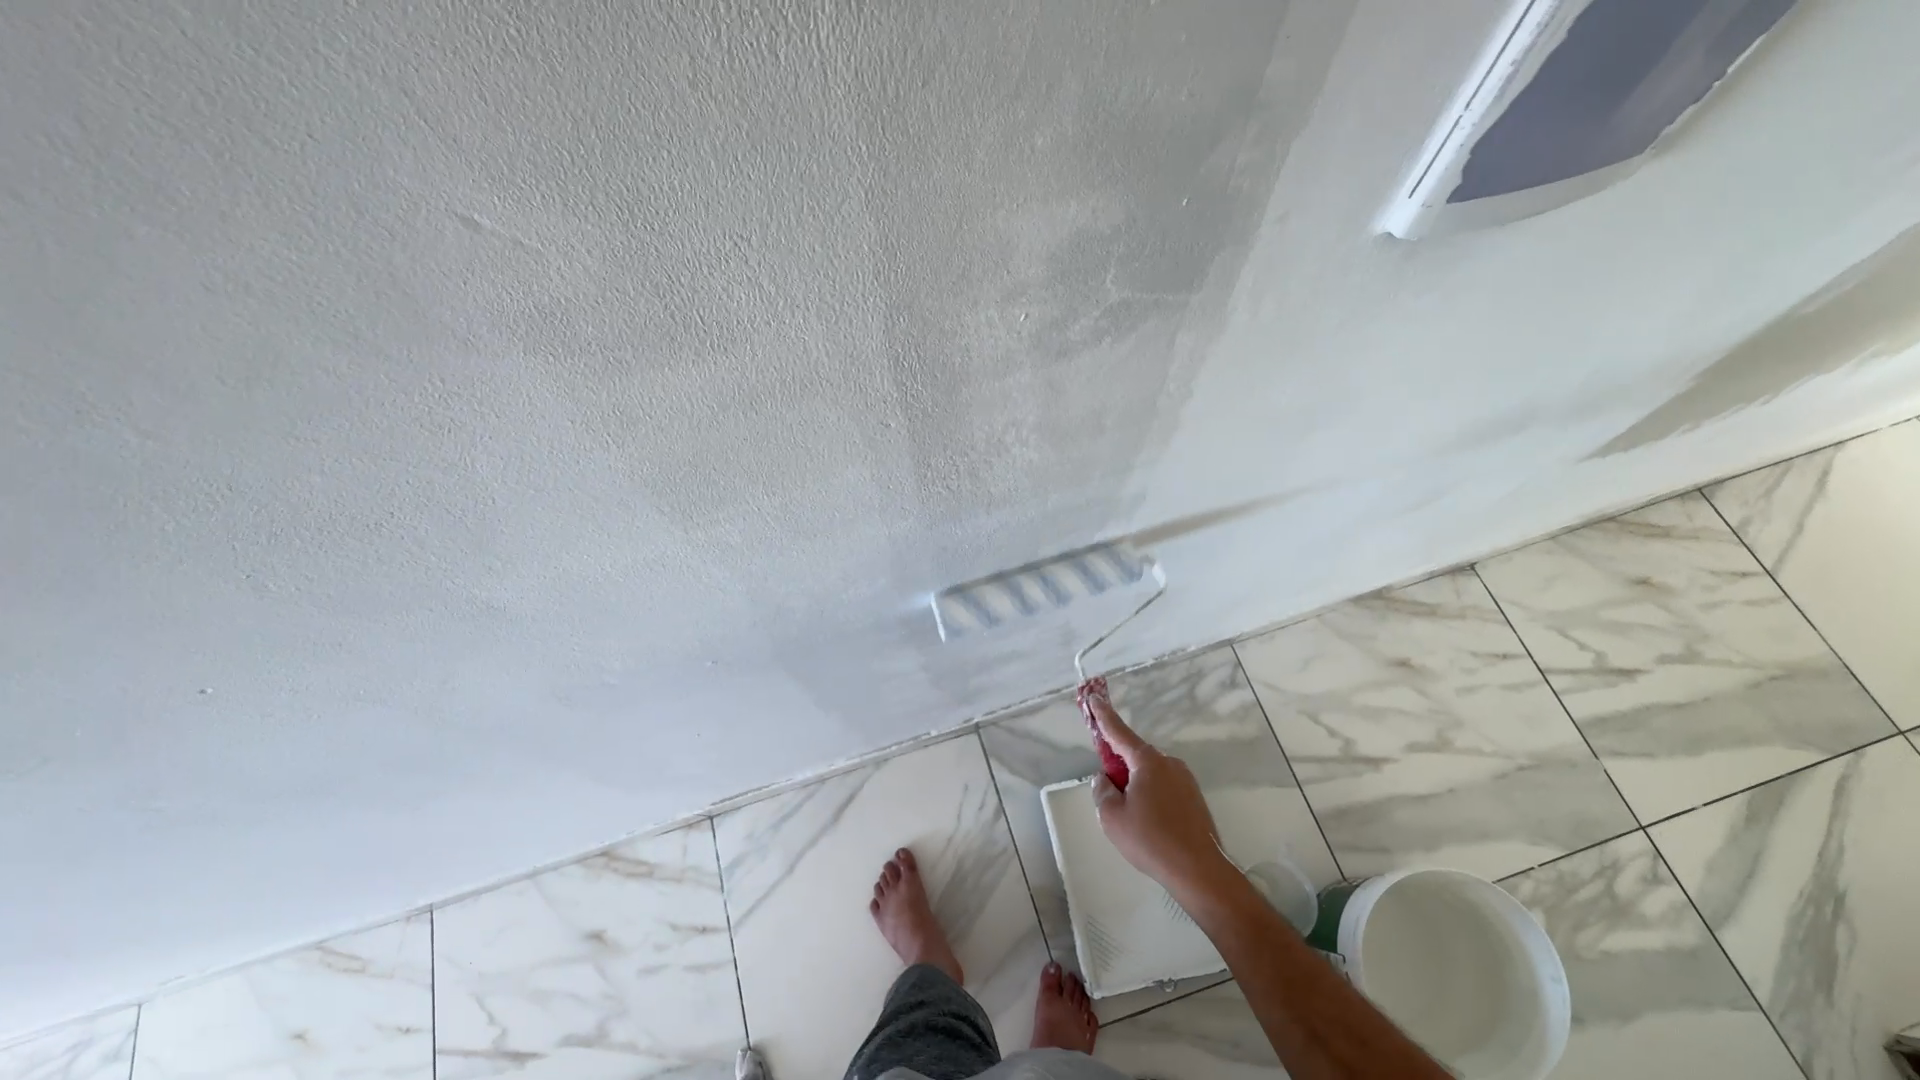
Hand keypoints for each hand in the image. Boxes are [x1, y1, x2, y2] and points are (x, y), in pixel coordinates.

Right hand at [1084, 688, 1235, 900]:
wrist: (1199, 870)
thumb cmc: (1150, 840)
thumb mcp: (1111, 817)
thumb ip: (1102, 791)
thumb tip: (1106, 779)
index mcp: (1148, 762)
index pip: (1119, 732)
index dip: (1103, 716)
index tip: (1094, 698)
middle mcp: (1169, 764)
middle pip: (1135, 757)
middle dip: (1119, 768)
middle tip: (1110, 796)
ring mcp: (1186, 781)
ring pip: (1150, 776)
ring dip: (1136, 787)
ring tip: (1132, 821)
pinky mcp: (1195, 799)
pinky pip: (1165, 789)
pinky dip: (1152, 799)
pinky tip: (1150, 826)